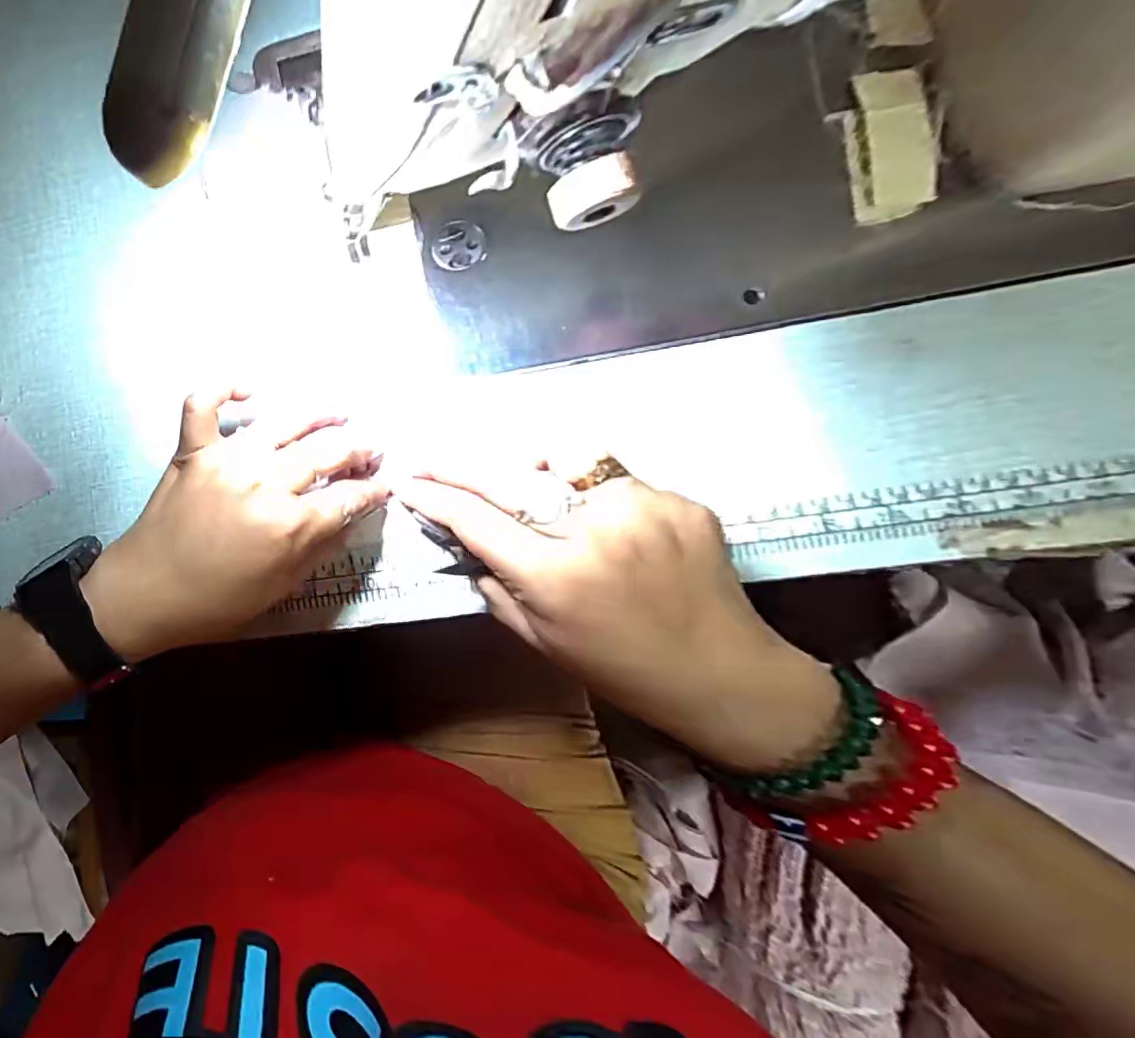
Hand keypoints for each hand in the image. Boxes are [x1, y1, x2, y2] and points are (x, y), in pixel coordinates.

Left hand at [81, 389, 389, 661]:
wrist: (145, 594)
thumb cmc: (216, 602)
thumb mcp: (279, 589)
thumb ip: (319, 549)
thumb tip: (351, 518)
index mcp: (288, 525)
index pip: (345, 498)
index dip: (372, 490)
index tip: (385, 484)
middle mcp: (263, 484)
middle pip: (323, 454)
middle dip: (357, 450)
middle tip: (371, 448)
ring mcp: (224, 461)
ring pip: (280, 424)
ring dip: (316, 414)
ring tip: (338, 411)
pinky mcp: (191, 450)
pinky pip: (203, 404)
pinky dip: (222, 388)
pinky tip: (248, 389)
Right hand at [396, 460, 839, 771]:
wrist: (725, 676)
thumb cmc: (621, 669)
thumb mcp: (542, 640)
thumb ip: (498, 589)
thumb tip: (471, 545)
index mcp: (556, 578)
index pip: (477, 520)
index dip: (435, 498)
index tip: (409, 484)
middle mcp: (596, 532)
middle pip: (509, 477)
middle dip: (460, 466)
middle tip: (432, 459)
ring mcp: (644, 509)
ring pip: (566, 461)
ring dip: (536, 470)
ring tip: (532, 485)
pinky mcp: (681, 500)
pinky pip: (617, 479)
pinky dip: (594, 493)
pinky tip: (605, 521)